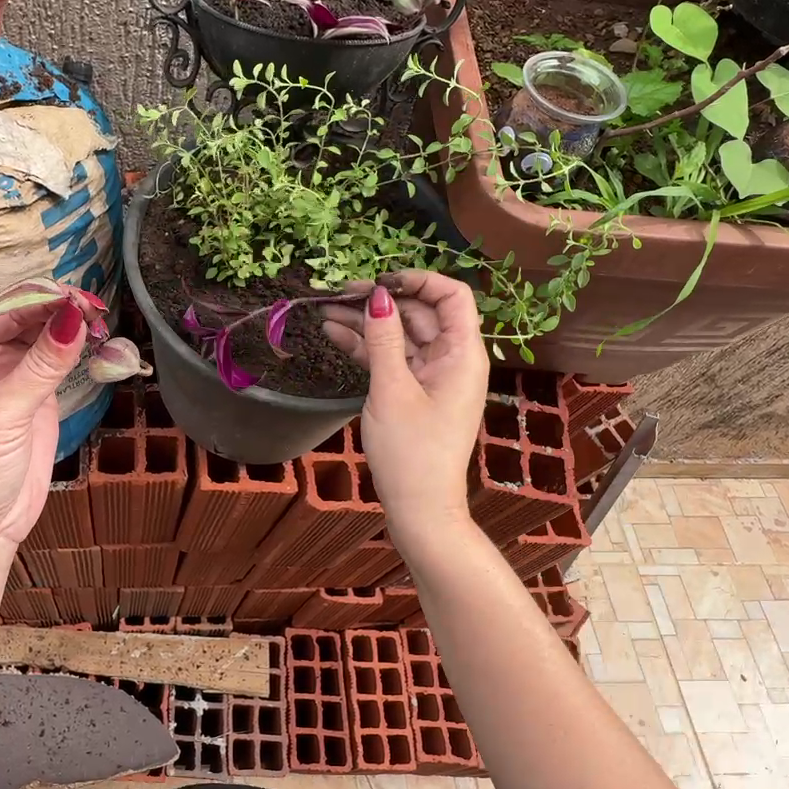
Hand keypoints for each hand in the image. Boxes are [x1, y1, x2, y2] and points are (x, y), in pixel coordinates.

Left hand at [0, 297, 85, 557]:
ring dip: (73, 327)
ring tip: (104, 323)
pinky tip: (101, 343)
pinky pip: (58, 362)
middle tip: (99, 310)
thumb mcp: (0, 415)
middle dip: (61, 309)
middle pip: (27, 315)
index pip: (3, 307)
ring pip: (46, 335)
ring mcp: (10, 374)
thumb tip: (76, 317)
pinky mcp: (34, 397)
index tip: (80, 297)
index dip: (42, 298)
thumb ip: (40, 366)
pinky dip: (79, 351)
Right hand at [322, 271, 488, 525]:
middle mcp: (451, 359)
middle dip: (380, 300)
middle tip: (338, 294)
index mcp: (462, 354)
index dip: (418, 280)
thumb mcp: (392, 390)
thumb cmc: (411, 451)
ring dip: (366, 322)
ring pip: (400, 334)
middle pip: (420, 313)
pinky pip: (391, 358)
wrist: (419, 507)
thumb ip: (384, 339)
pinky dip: (366, 347)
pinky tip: (334, 334)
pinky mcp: (413, 391)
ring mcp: (431, 376)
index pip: (452, 296)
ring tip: (326, 310)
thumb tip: (377, 296)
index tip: (379, 282)